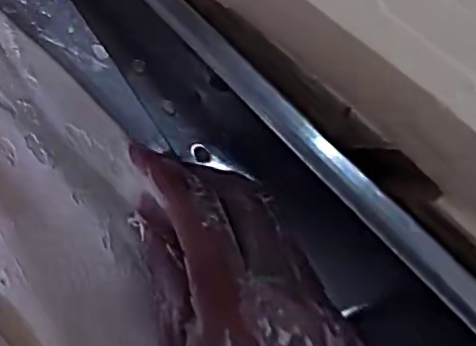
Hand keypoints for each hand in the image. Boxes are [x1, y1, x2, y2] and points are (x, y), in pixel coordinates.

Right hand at [132, 144, 359, 345]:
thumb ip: (168, 282)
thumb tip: (153, 224)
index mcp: (234, 300)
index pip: (199, 205)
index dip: (165, 171)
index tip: (141, 157)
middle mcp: (282, 290)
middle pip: (239, 195)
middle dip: (197, 174)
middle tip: (164, 176)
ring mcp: (315, 302)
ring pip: (268, 216)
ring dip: (225, 198)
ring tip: (191, 208)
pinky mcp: (334, 318)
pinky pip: (288, 248)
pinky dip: (252, 229)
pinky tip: (228, 245)